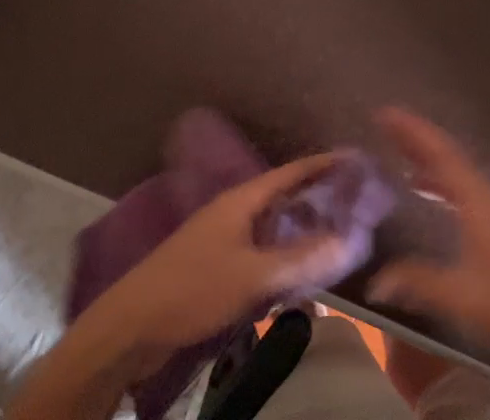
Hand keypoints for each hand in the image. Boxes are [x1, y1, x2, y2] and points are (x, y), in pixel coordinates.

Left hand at [94, 154, 353, 350]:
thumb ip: (301, 258)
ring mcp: (224, 238)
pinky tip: (303, 270)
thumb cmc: (192, 289)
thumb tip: (350, 241)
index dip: (325, 165)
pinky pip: (262, 251)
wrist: (130, 328)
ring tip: (341, 234)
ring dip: (304, 230)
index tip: (358, 161)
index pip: (292, 172)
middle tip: (359, 203)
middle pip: (285, 197)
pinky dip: (285, 255)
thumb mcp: (252, 275)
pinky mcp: (218, 265)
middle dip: (321, 199)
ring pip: (274, 226)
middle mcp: (235, 211)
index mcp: (242, 200)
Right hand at [367, 107, 489, 356]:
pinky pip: (463, 192)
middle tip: (385, 126)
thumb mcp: (462, 296)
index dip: (414, 132)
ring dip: (429, 160)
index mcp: (478, 202)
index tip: (386, 113)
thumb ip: (419, 283)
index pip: (442, 156)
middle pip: (449, 158)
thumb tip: (375, 281)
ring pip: (458, 174)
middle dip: (417, 140)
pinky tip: (428, 196)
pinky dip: (440, 183)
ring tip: (399, 154)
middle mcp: (488, 198)